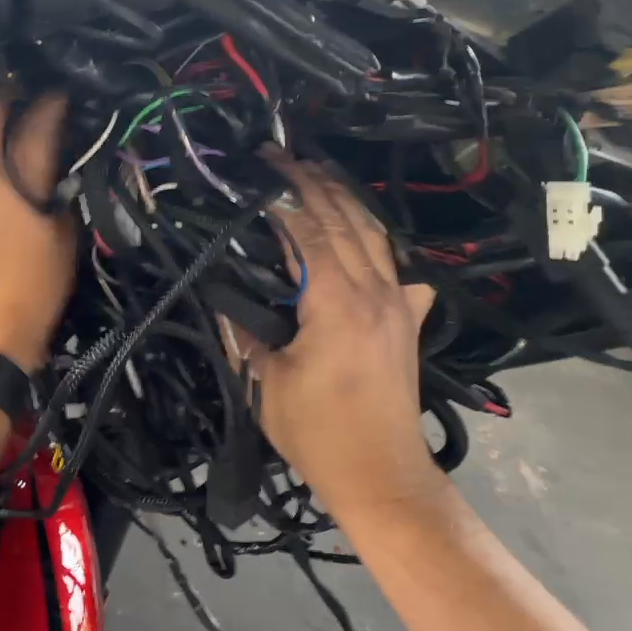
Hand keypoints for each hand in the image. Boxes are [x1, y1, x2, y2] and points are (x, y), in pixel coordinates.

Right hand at [241, 149, 442, 518]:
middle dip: (313, 183)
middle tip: (281, 157)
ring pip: (374, 235)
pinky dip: (377, 239)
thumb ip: (246, 328)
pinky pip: (396, 266)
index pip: (309, 231)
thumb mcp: (265, 379)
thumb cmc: (317, 430)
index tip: (260, 168)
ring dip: (344, 199)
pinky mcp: (408, 321)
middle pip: (345, 221)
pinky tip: (367, 234)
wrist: (381, 474)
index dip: (284, 196)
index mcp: (336, 303)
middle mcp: (375, 294)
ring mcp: (399, 305)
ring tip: (317, 171)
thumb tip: (223, 291)